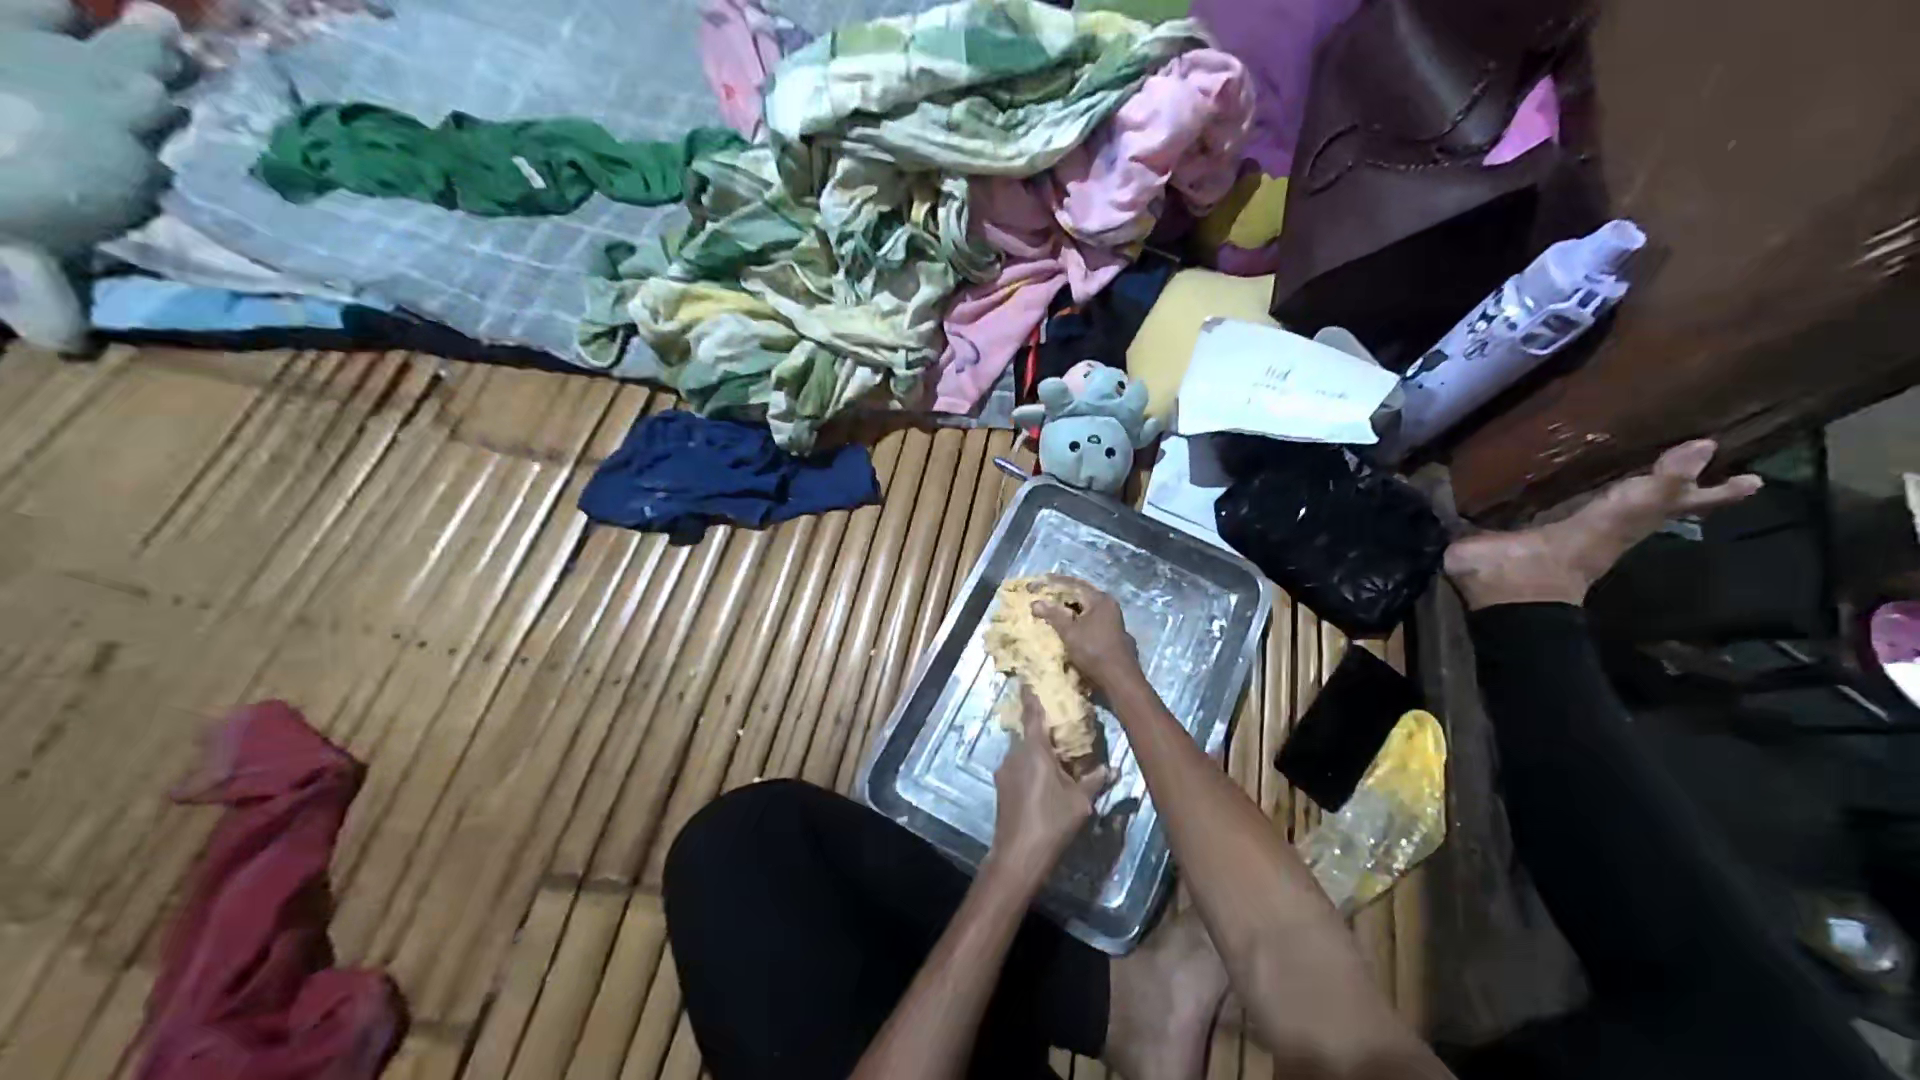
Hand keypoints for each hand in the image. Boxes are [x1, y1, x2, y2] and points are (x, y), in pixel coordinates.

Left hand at [992, 686, 1107, 873]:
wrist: (1018, 854)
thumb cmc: (1051, 821)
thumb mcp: (1080, 802)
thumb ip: (1094, 781)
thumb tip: (1112, 768)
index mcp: (1034, 749)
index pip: (1032, 713)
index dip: (1031, 694)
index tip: (1029, 678)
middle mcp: (1015, 753)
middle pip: (1028, 733)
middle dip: (1042, 729)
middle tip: (1060, 727)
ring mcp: (1005, 770)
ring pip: (1022, 751)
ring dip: (1036, 751)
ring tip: (1057, 760)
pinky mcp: (1001, 786)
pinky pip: (1017, 766)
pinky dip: (1030, 766)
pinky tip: (1043, 782)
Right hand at [1031, 575, 1141, 691]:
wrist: (1120, 680)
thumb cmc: (1094, 652)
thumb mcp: (1069, 632)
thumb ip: (1053, 615)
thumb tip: (1036, 603)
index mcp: (1100, 600)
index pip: (1073, 584)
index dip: (1052, 583)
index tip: (1035, 585)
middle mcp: (1109, 606)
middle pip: (1080, 595)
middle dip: (1059, 595)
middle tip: (1041, 595)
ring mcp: (1112, 620)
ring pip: (1085, 609)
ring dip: (1068, 609)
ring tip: (1049, 610)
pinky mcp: (1111, 634)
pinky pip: (1090, 620)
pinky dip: (1076, 619)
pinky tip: (1065, 625)